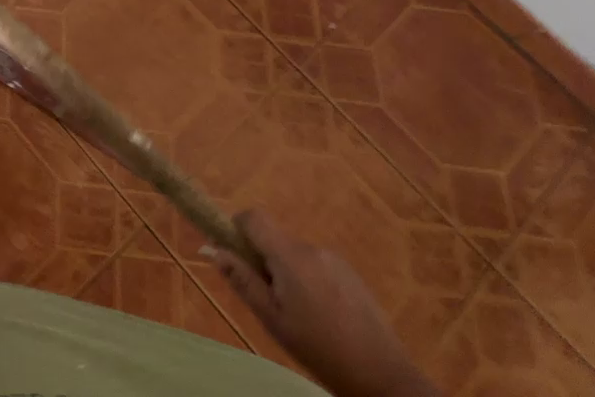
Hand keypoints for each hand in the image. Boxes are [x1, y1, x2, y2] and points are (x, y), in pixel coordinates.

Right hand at [215, 210, 438, 396]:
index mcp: (290, 256)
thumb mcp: (271, 318)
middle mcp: (313, 249)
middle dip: (261, 260)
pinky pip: (315, 266)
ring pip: (294, 255)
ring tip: (295, 314)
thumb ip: (241, 280)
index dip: (236, 228)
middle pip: (274, 239)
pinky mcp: (350, 275)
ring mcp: (335, 260)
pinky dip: (306, 280)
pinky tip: (318, 316)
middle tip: (265, 299)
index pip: (253, 217)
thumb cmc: (318, 348)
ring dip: (285, 273)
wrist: (382, 376)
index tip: (231, 255)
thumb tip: (212, 250)